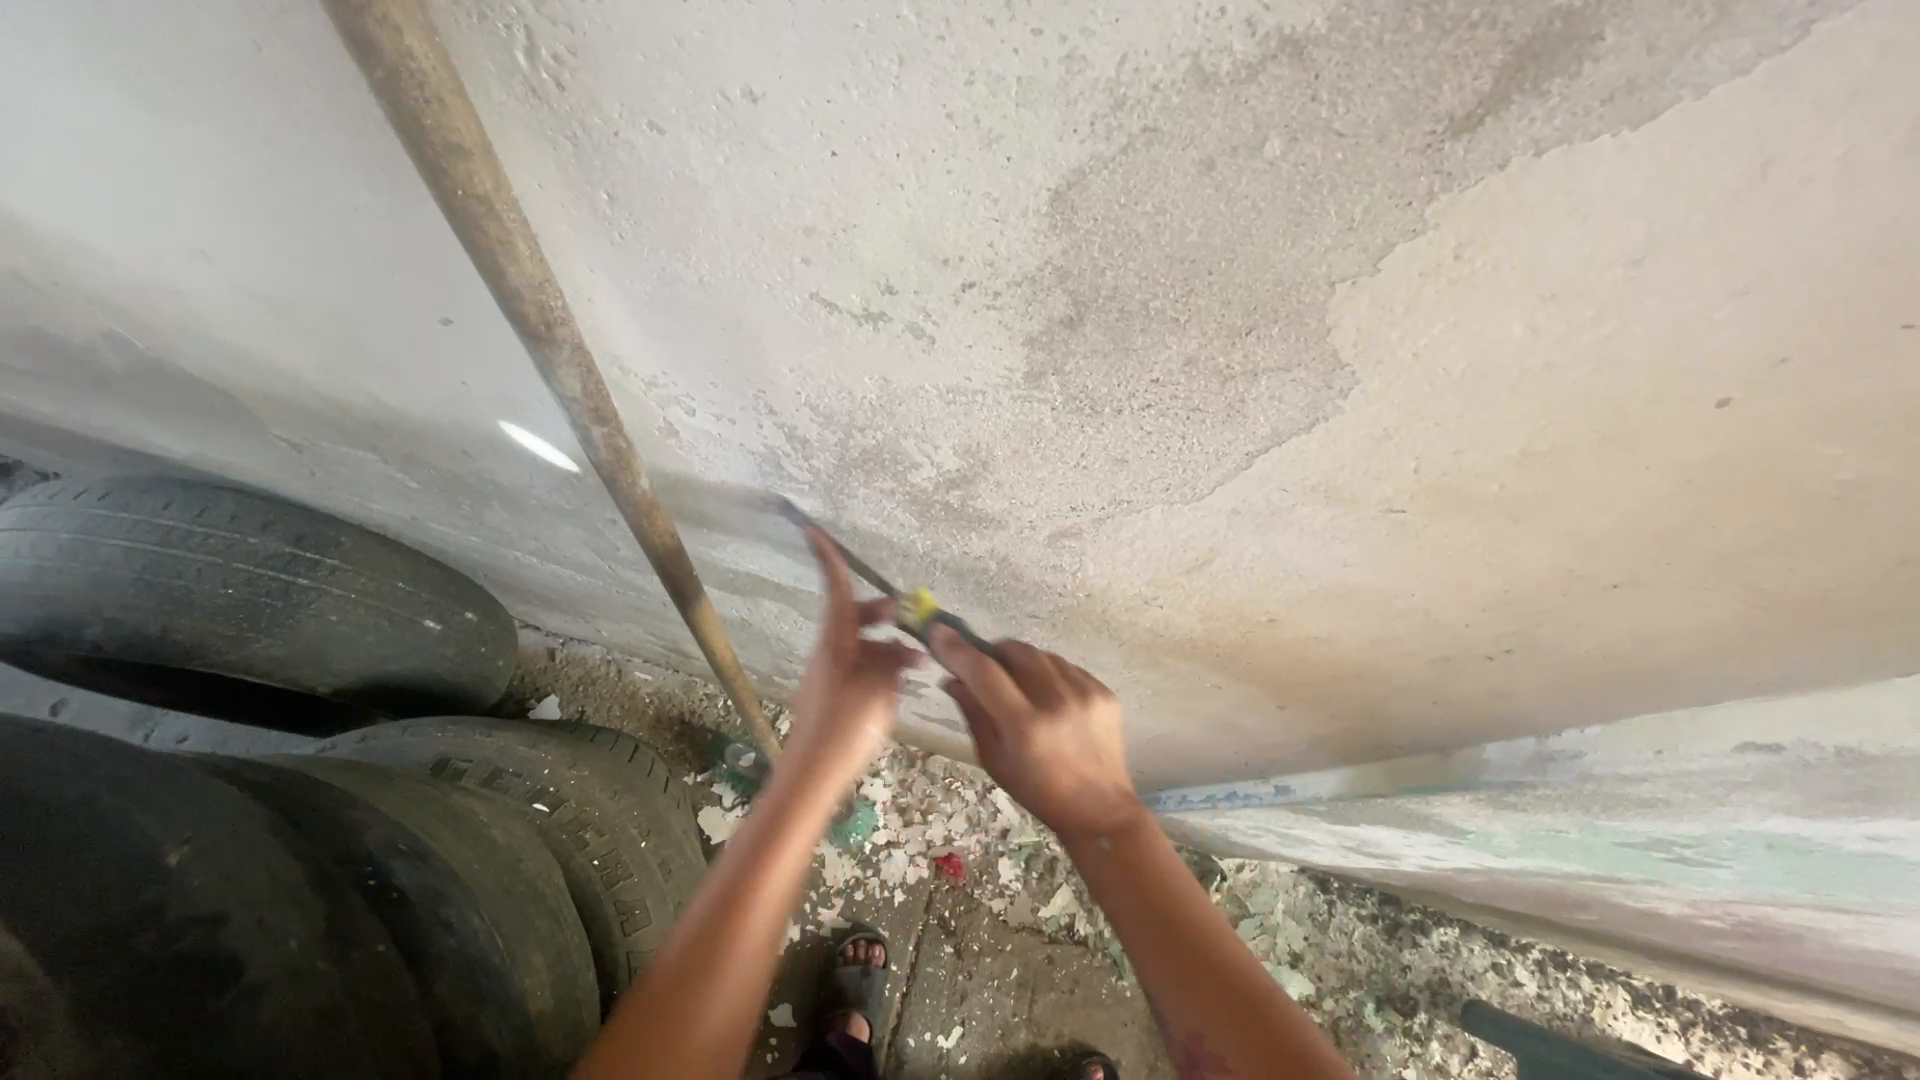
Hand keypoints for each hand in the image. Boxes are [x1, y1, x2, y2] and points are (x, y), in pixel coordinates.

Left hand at [784, 528, 922, 778]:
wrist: (813, 775)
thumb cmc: (845, 728)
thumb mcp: (879, 691)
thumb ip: (894, 663)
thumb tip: (906, 650)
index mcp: (835, 644)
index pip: (836, 592)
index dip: (828, 560)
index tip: (814, 531)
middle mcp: (828, 654)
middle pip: (853, 618)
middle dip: (880, 614)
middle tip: (906, 617)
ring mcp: (829, 677)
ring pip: (860, 647)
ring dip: (887, 648)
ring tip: (916, 664)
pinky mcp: (833, 697)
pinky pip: (860, 670)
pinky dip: (880, 669)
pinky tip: (899, 687)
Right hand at [932, 628, 1142, 843]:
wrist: (1099, 808)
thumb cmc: (1038, 790)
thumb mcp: (994, 759)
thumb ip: (973, 713)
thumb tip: (952, 678)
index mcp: (1025, 725)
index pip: (984, 672)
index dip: (958, 649)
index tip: (939, 633)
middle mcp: (1057, 702)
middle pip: (1016, 651)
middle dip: (994, 654)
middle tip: (986, 670)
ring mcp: (1086, 693)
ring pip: (1042, 655)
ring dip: (1023, 663)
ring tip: (1021, 688)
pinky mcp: (1104, 691)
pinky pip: (1067, 667)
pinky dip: (1050, 674)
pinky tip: (1050, 699)